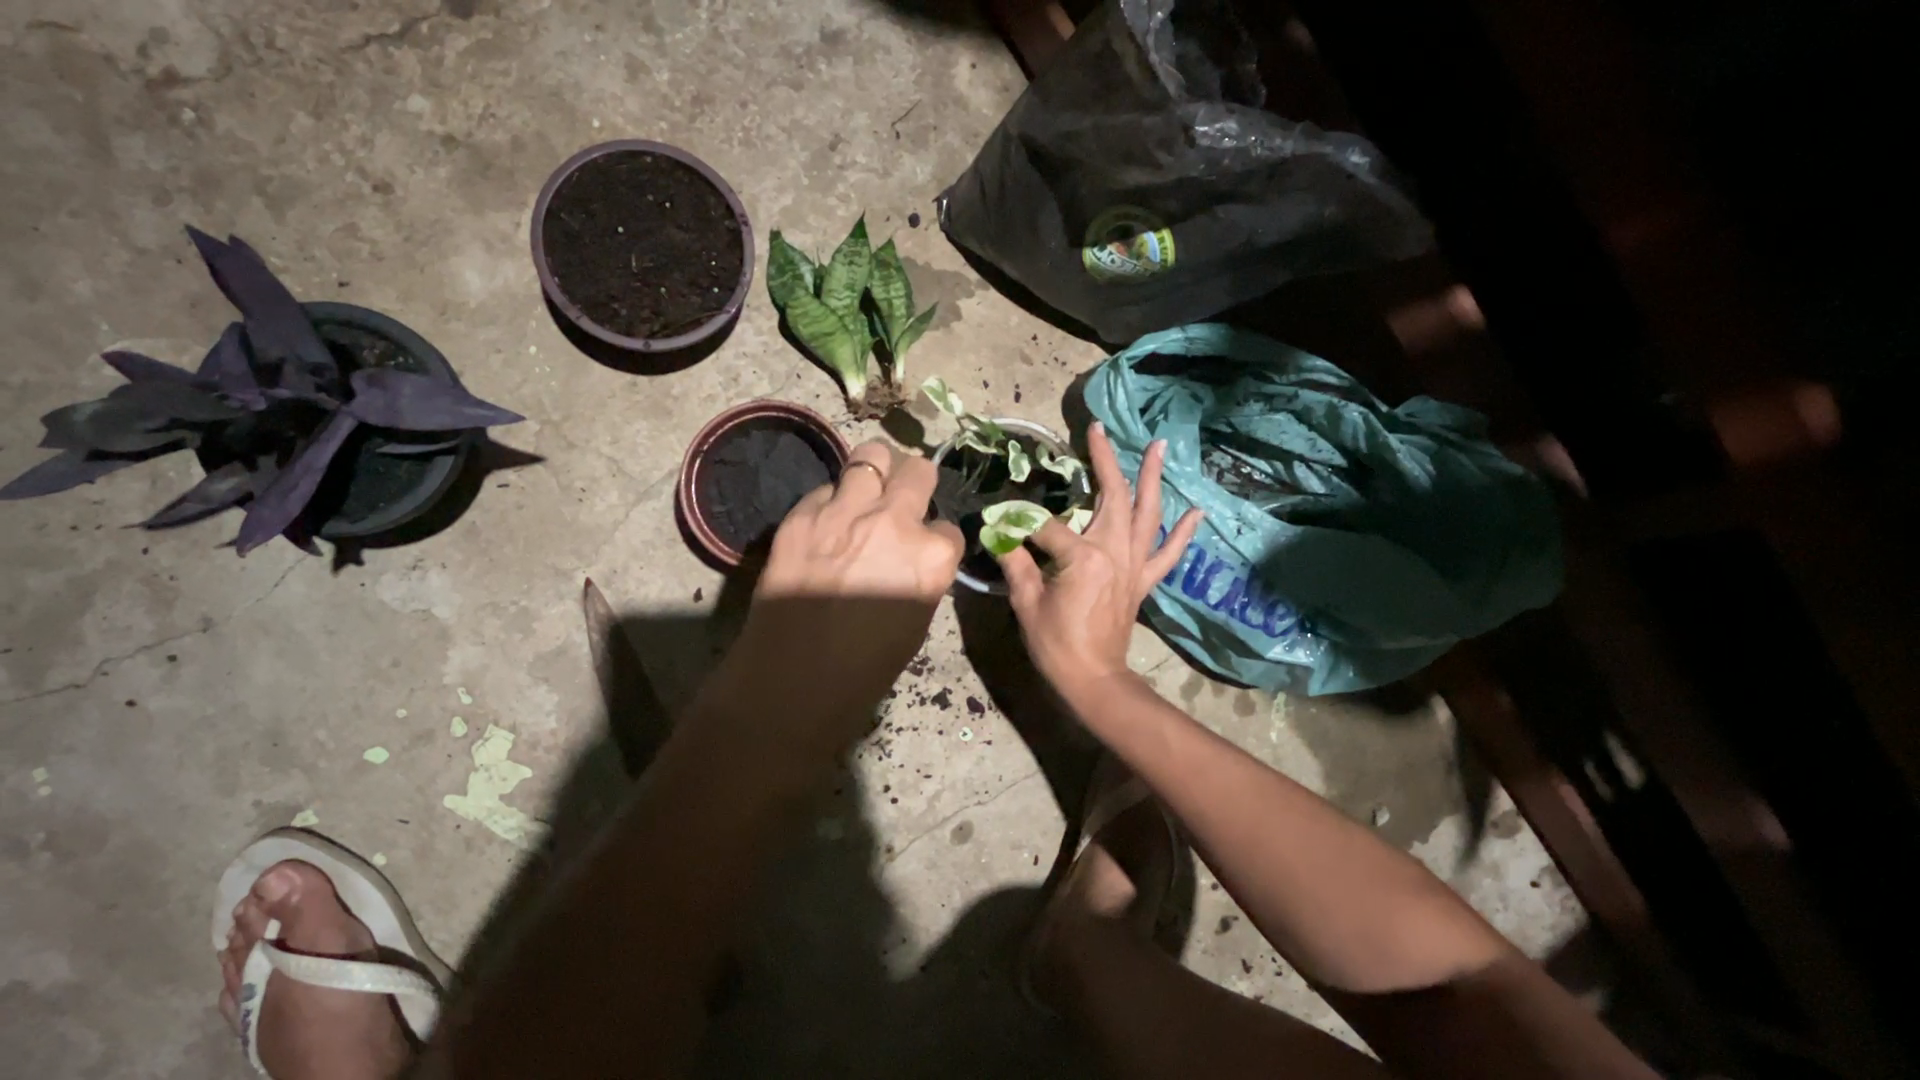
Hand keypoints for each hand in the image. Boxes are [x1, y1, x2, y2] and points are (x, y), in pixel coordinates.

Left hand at [703, 440, 963, 748]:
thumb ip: (922, 574)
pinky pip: (825, 488)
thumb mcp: (916, 619)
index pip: (948, 526)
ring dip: (875, 471)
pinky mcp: (802, 514)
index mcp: (932, 556)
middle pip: (917, 471)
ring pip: (870, 456)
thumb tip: (914, 556)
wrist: (795, 675)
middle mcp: (894, 521)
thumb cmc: (866, 665)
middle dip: (915, 482)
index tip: (924, 549)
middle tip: (903, 499)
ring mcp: (845, 511)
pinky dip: (831, 501)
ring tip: (868, 487)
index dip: (936, 538)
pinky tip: (826, 524)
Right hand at [997, 423, 1201, 703]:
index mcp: (1083, 557)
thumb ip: (1016, 563)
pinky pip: (1168, 553)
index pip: (1047, 526)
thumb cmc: (1056, 645)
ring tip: (1161, 446)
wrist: (1093, 680)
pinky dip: (1184, 532)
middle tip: (1099, 429)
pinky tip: (1196, 511)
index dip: (1021, 523)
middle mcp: (1115, 552)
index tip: (1002, 521)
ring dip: (1153, 478)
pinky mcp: (1144, 580)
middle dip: (1105, 460)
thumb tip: (1000, 534)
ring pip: (1147, 513)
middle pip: (1112, 496)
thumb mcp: (1027, 603)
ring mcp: (1134, 565)